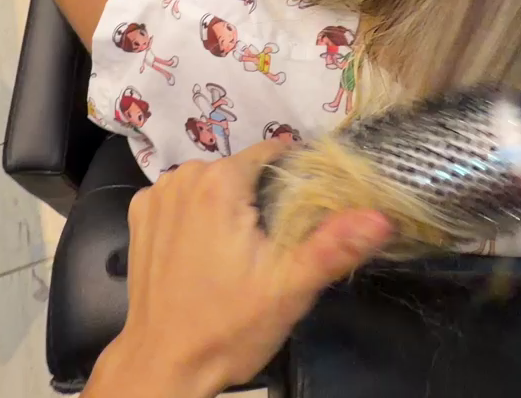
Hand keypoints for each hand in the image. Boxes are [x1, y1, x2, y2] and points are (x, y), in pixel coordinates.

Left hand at [86, 141, 392, 397]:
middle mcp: (184, 174)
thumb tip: (381, 217)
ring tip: (235, 251)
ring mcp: (157, 193)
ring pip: (210, 182)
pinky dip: (193, 214)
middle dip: (260, 197)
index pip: (271, 153)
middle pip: (241, 170)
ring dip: (227, 204)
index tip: (303, 210)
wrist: (163, 367)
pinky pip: (181, 198)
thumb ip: (335, 246)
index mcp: (220, 180)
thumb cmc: (228, 326)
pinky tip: (200, 250)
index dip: (292, 177)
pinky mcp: (139, 214)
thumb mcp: (290, 289)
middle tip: (270, 245)